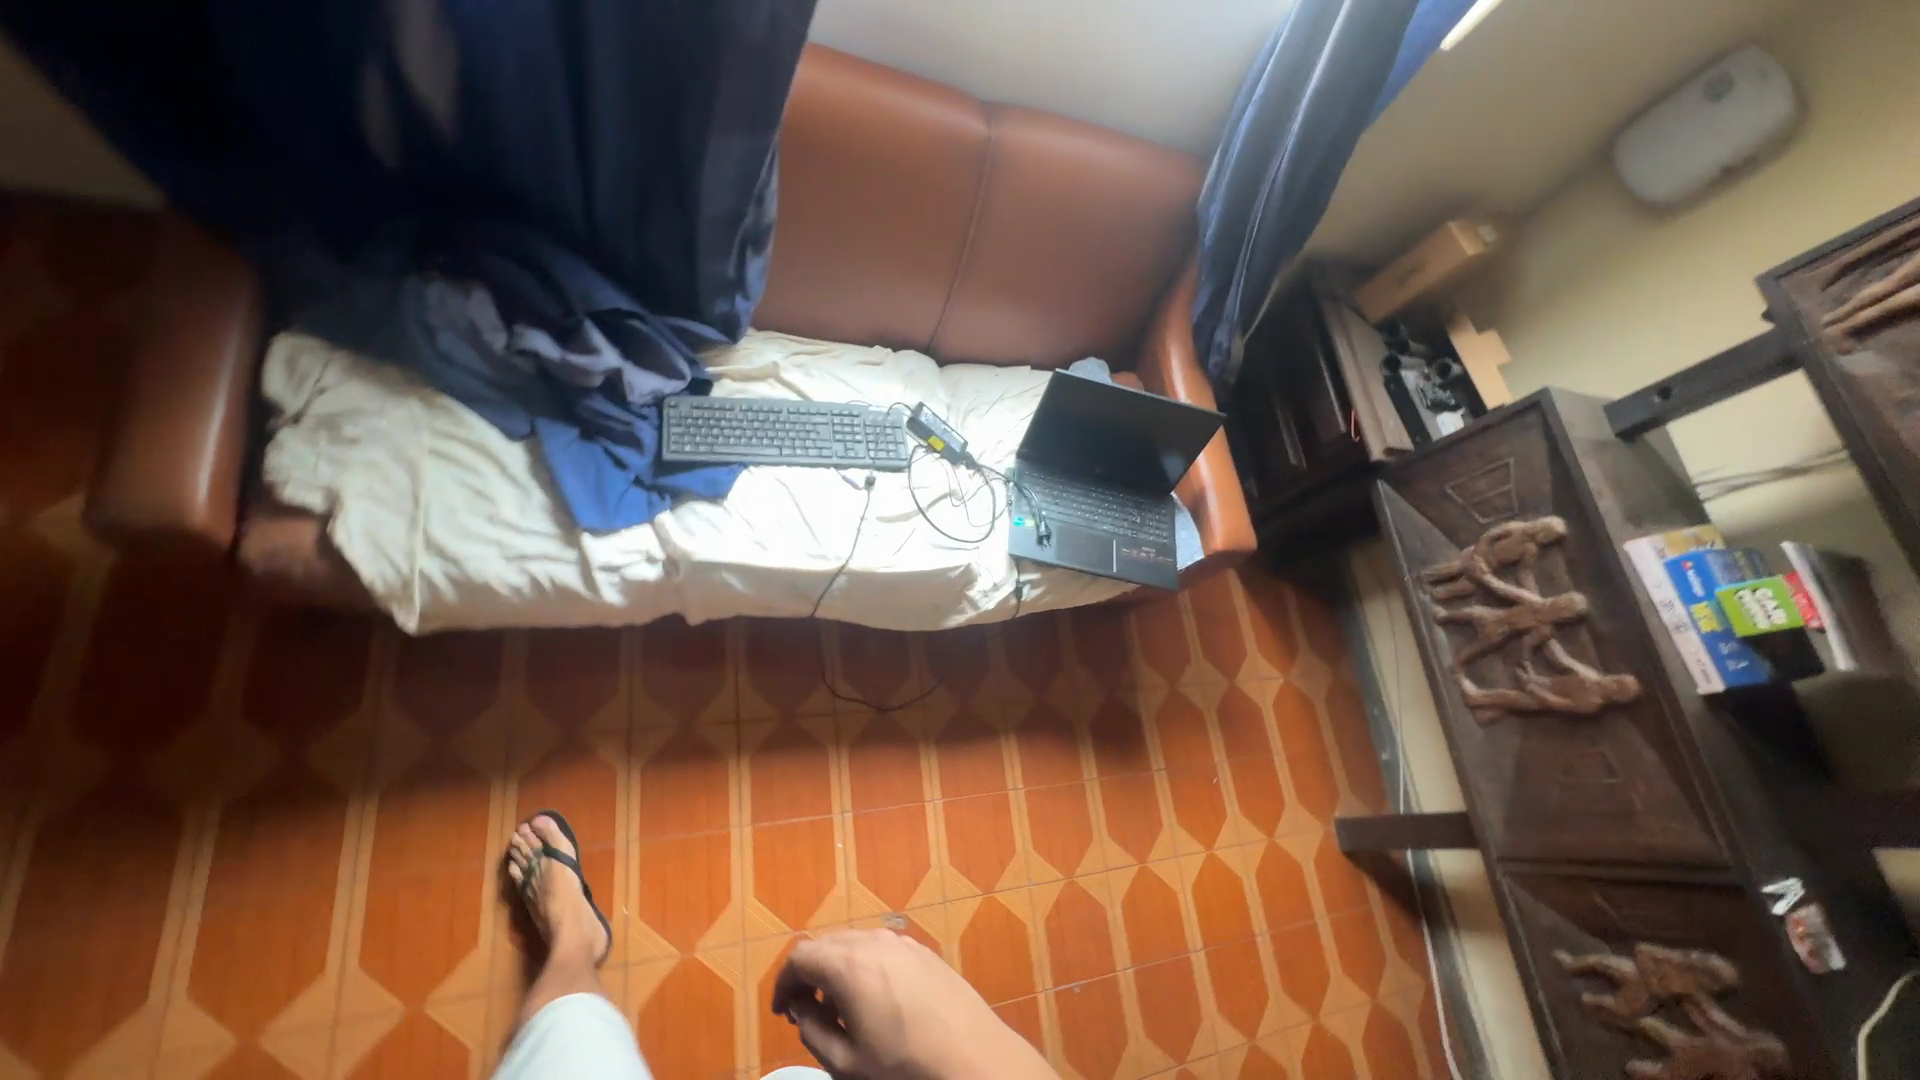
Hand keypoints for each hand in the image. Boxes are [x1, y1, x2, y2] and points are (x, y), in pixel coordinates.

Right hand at [769, 928, 1056, 1079]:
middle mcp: (873, 941)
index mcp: (848, 964)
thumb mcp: (846, 1061)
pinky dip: (865, 965)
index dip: (783, 983)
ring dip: (837, 968)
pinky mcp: (923, 951)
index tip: (782, 1011)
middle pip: (827, 944)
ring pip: (855, 943)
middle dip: (809, 974)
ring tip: (839, 1008)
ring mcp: (902, 942)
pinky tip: (874, 999)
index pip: (800, 956)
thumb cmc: (903, 1065)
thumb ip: (813, 1031)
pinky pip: (881, 948)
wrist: (972, 1057)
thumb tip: (802, 1009)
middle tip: (804, 1010)